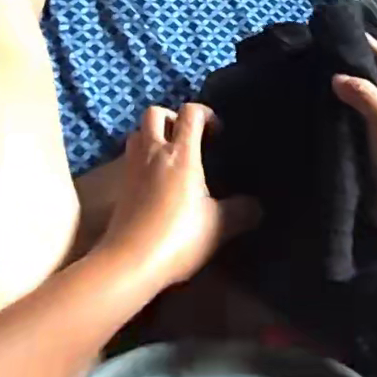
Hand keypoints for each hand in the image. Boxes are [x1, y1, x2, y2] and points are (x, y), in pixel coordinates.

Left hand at [96, 104, 260, 291]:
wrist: (129, 263)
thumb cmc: (177, 236)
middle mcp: (153, 152)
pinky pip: (128, 160)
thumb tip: (258, 208)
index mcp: (180, 153)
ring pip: (137, 133)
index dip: (205, 113)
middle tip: (186, 138)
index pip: (190, 113)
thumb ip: (240, 212)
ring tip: (167, 157)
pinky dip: (140, 161)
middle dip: (171, 117)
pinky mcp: (118, 188)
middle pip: (155, 113)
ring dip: (151, 137)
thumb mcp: (218, 227)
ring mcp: (132, 168)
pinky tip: (152, 184)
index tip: (217, 133)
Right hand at [333, 39, 376, 286]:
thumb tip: (337, 75)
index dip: (369, 45)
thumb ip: (364, 94)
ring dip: (345, 94)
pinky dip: (342, 118)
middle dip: (352, 68)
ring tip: (313, 78)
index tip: (342, 30)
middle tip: (319, 54)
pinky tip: (320, 112)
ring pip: (365, 105)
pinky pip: (357, 128)